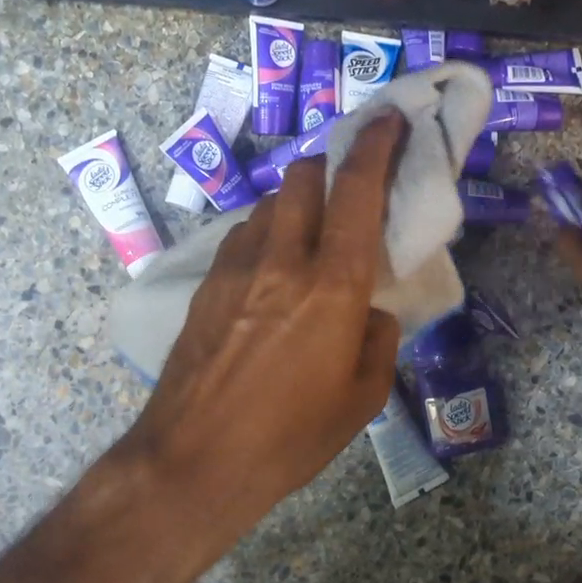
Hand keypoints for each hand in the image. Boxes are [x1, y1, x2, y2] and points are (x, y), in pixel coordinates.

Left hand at [118, 112, 406, 537]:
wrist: (192, 463)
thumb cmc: (291, 436)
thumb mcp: (364, 396)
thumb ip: (377, 337)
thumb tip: (368, 311)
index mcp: (332, 283)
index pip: (357, 189)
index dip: (376, 144)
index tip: (390, 120)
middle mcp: (283, 259)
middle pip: (303, 176)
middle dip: (330, 164)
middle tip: (351, 183)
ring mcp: (237, 267)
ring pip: (271, 202)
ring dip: (299, 201)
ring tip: (313, 231)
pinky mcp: (206, 284)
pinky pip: (245, 235)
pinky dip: (268, 232)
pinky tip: (274, 267)